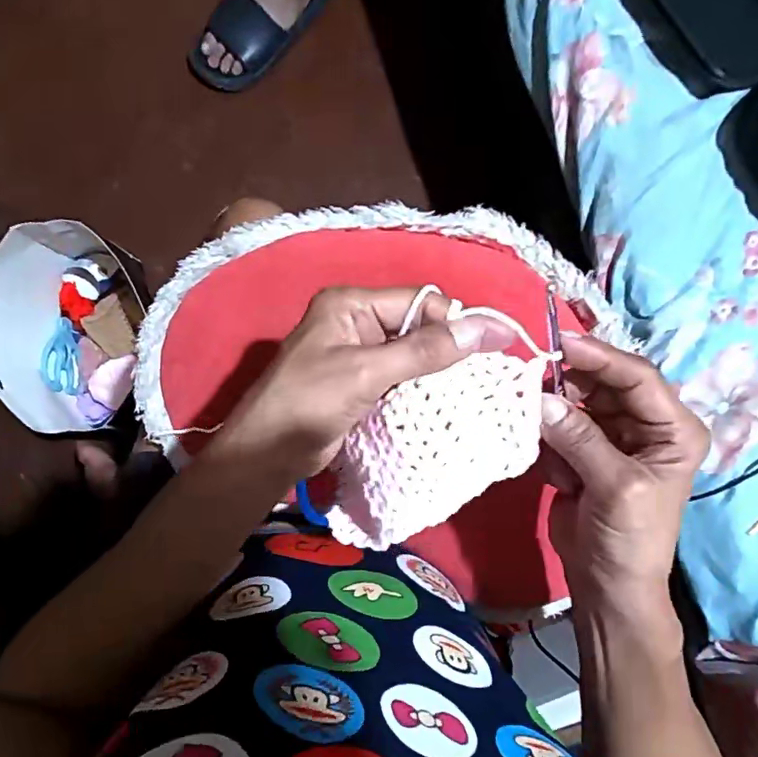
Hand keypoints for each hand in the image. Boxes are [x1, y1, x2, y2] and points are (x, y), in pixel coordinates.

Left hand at [213, 286, 515, 487]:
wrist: (265, 455)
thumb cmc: (307, 405)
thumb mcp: (366, 373)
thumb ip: (424, 351)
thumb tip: (486, 328)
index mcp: (350, 305)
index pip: (418, 301)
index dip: (455, 322)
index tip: (492, 347)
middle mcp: (354, 324)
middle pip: (417, 327)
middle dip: (448, 349)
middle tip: (486, 374)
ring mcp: (355, 357)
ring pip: (411, 357)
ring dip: (437, 373)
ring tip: (473, 390)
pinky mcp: (358, 387)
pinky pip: (400, 381)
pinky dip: (420, 391)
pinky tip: (444, 404)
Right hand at [538, 333, 708, 599]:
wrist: (608, 584)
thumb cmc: (630, 537)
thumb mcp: (615, 486)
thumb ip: (581, 440)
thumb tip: (540, 400)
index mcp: (673, 429)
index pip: (638, 378)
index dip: (601, 358)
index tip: (560, 343)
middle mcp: (644, 427)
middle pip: (604, 386)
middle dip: (570, 385)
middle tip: (533, 383)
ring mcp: (610, 441)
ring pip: (576, 406)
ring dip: (555, 416)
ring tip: (542, 435)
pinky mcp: (581, 456)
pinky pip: (558, 431)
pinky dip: (548, 443)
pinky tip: (557, 475)